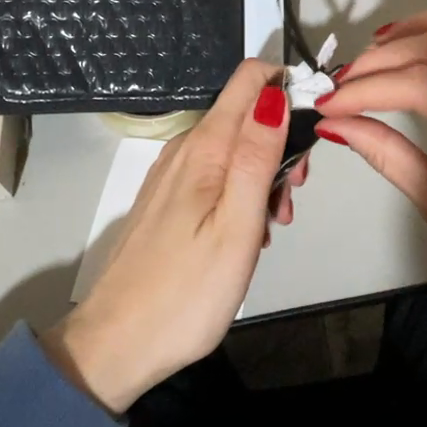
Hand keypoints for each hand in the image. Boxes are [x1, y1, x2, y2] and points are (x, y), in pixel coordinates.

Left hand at [41, 59, 293, 412]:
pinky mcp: (167, 199)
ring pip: (236, 146)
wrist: (114, 347)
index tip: (311, 133)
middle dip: (283, 142)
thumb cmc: (186, 292)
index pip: (251, 78)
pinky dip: (242, 192)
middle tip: (291, 198)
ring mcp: (173, 173)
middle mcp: (186, 147)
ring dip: (266, 175)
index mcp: (205, 145)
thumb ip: (258, 154)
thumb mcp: (237, 224)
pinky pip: (217, 173)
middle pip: (248, 112)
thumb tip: (277, 92)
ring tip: (271, 228)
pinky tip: (245, 236)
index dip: (288, 89)